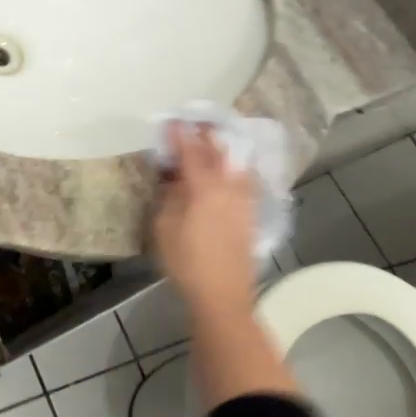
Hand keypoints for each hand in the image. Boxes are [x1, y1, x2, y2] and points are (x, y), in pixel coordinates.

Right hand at [149, 121, 257, 312]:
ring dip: (224, 149)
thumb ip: (170, 195)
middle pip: (219, 154)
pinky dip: (236, 167)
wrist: (223, 296)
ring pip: (236, 165)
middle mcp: (228, 190)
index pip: (191, 153)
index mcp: (204, 189)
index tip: (172, 120)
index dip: (181, 135)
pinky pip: (245, 181)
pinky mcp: (250, 216)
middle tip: (196, 121)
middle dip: (207, 135)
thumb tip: (174, 176)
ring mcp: (243, 203)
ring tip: (214, 139)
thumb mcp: (164, 226)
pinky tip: (231, 168)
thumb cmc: (186, 262)